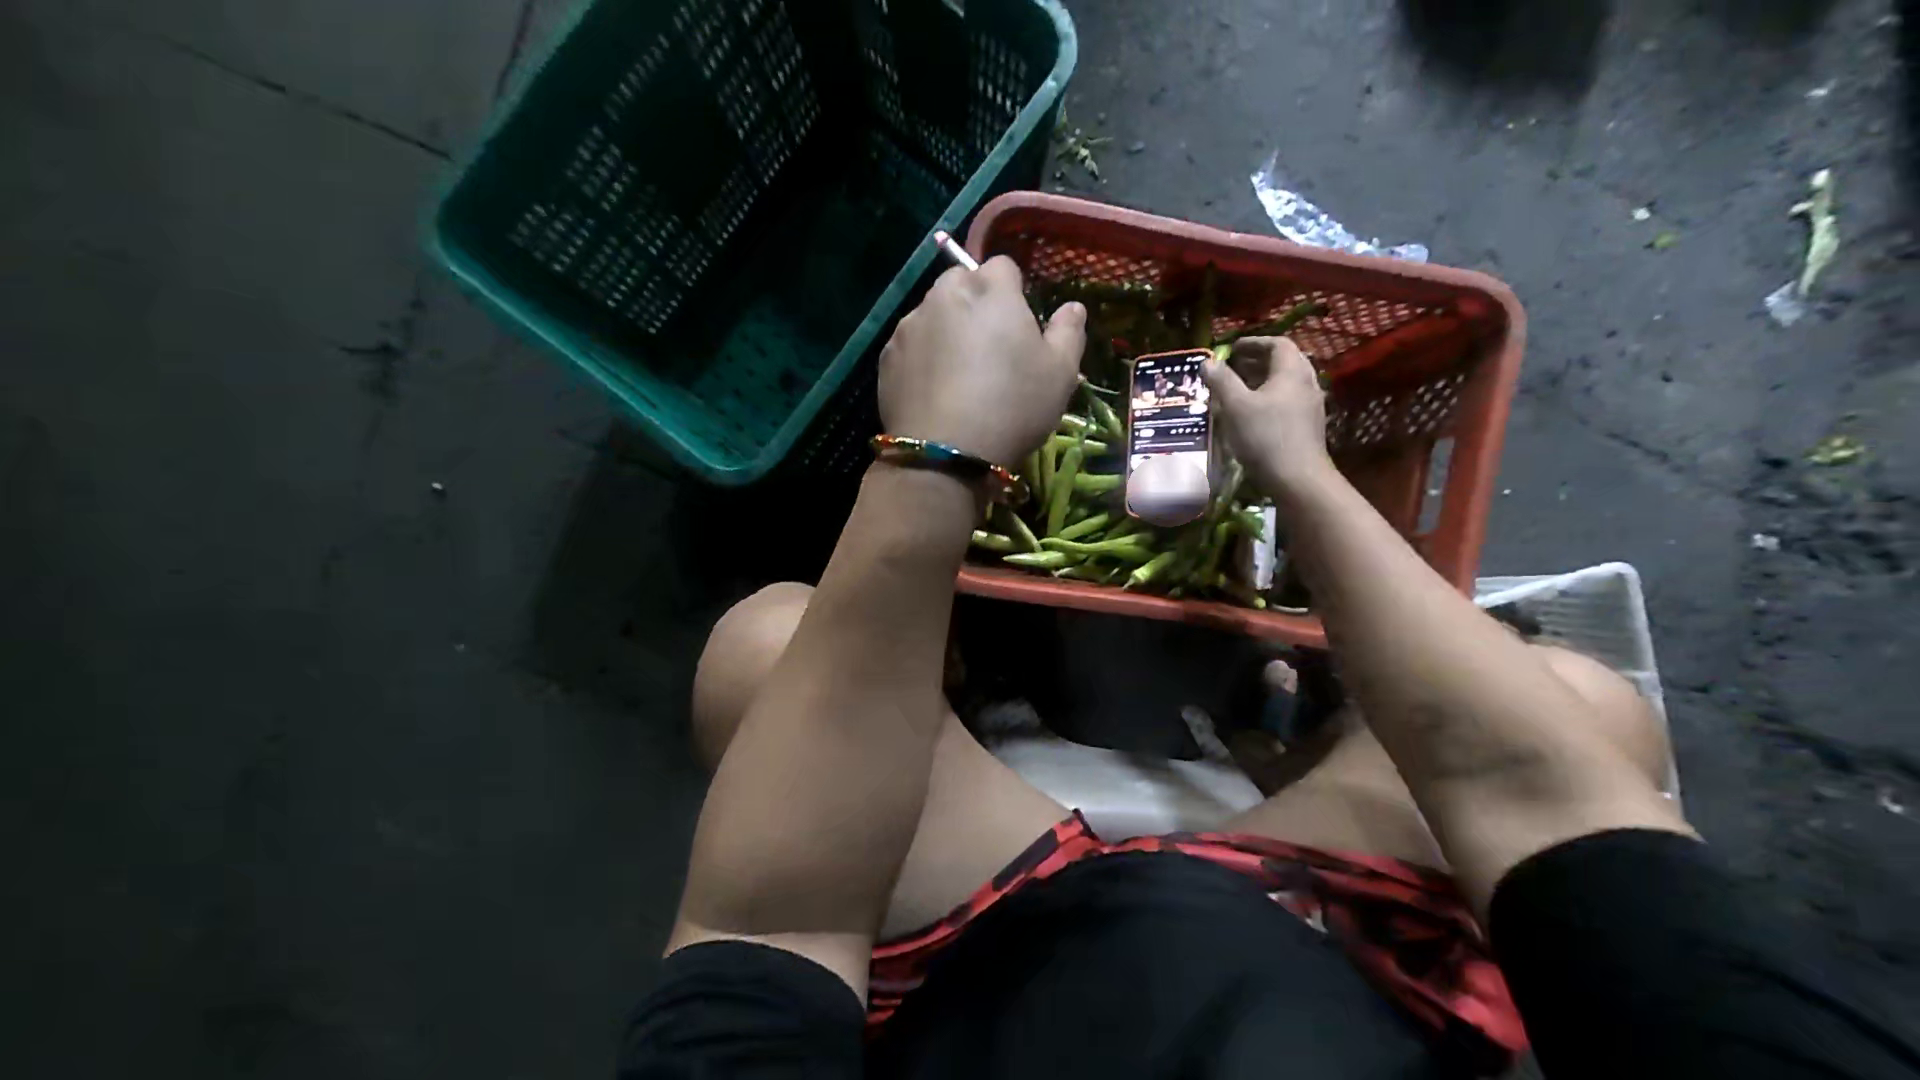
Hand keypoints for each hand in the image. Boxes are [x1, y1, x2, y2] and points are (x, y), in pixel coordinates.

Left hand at [878, 257, 1085, 466]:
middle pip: (962, 282)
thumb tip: (1073, 307)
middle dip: (975, 303)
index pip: (1003, 267)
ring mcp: (910, 325)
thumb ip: (1069, 332)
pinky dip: (922, 357)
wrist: (945, 455)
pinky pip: (911, 345)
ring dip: (946, 329)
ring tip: (958, 374)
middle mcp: (945, 295)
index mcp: (991, 290)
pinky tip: (934, 391)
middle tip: (989, 347)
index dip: (1013, 292)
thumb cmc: (1013, 407)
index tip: (1018, 325)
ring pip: (932, 313)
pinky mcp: (888, 356)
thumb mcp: (1060, 375)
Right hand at [1202, 336, 1335, 495]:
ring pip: (1287, 383)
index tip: (1233, 348)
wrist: (1298, 478)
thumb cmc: (1264, 437)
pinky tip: (1253, 412)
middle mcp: (1306, 383)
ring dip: (1263, 380)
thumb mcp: (1236, 406)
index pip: (1278, 344)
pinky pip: (1288, 400)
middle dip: (1258, 360)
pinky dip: (1270, 397)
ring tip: (1239, 388)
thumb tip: (1208, 361)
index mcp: (1291, 372)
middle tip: (1234, 366)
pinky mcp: (1308, 426)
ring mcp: (1310, 406)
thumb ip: (1221, 381)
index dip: (1255, 342)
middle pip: (1285, 361)